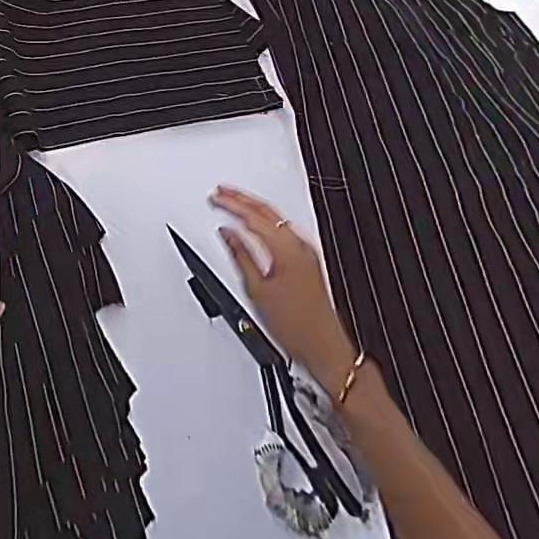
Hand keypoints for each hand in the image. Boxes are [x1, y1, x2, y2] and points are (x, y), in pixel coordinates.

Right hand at [209, 186, 369, 400]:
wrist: (323, 347)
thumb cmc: (295, 325)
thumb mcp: (257, 290)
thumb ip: (240, 256)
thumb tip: (227, 234)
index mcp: (286, 249)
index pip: (253, 216)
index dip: (231, 204)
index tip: (215, 197)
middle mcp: (299, 245)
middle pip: (267, 211)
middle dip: (242, 198)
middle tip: (221, 191)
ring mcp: (306, 252)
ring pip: (276, 217)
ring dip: (254, 206)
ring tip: (234, 200)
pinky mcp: (307, 260)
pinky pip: (284, 229)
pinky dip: (266, 220)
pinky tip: (256, 222)